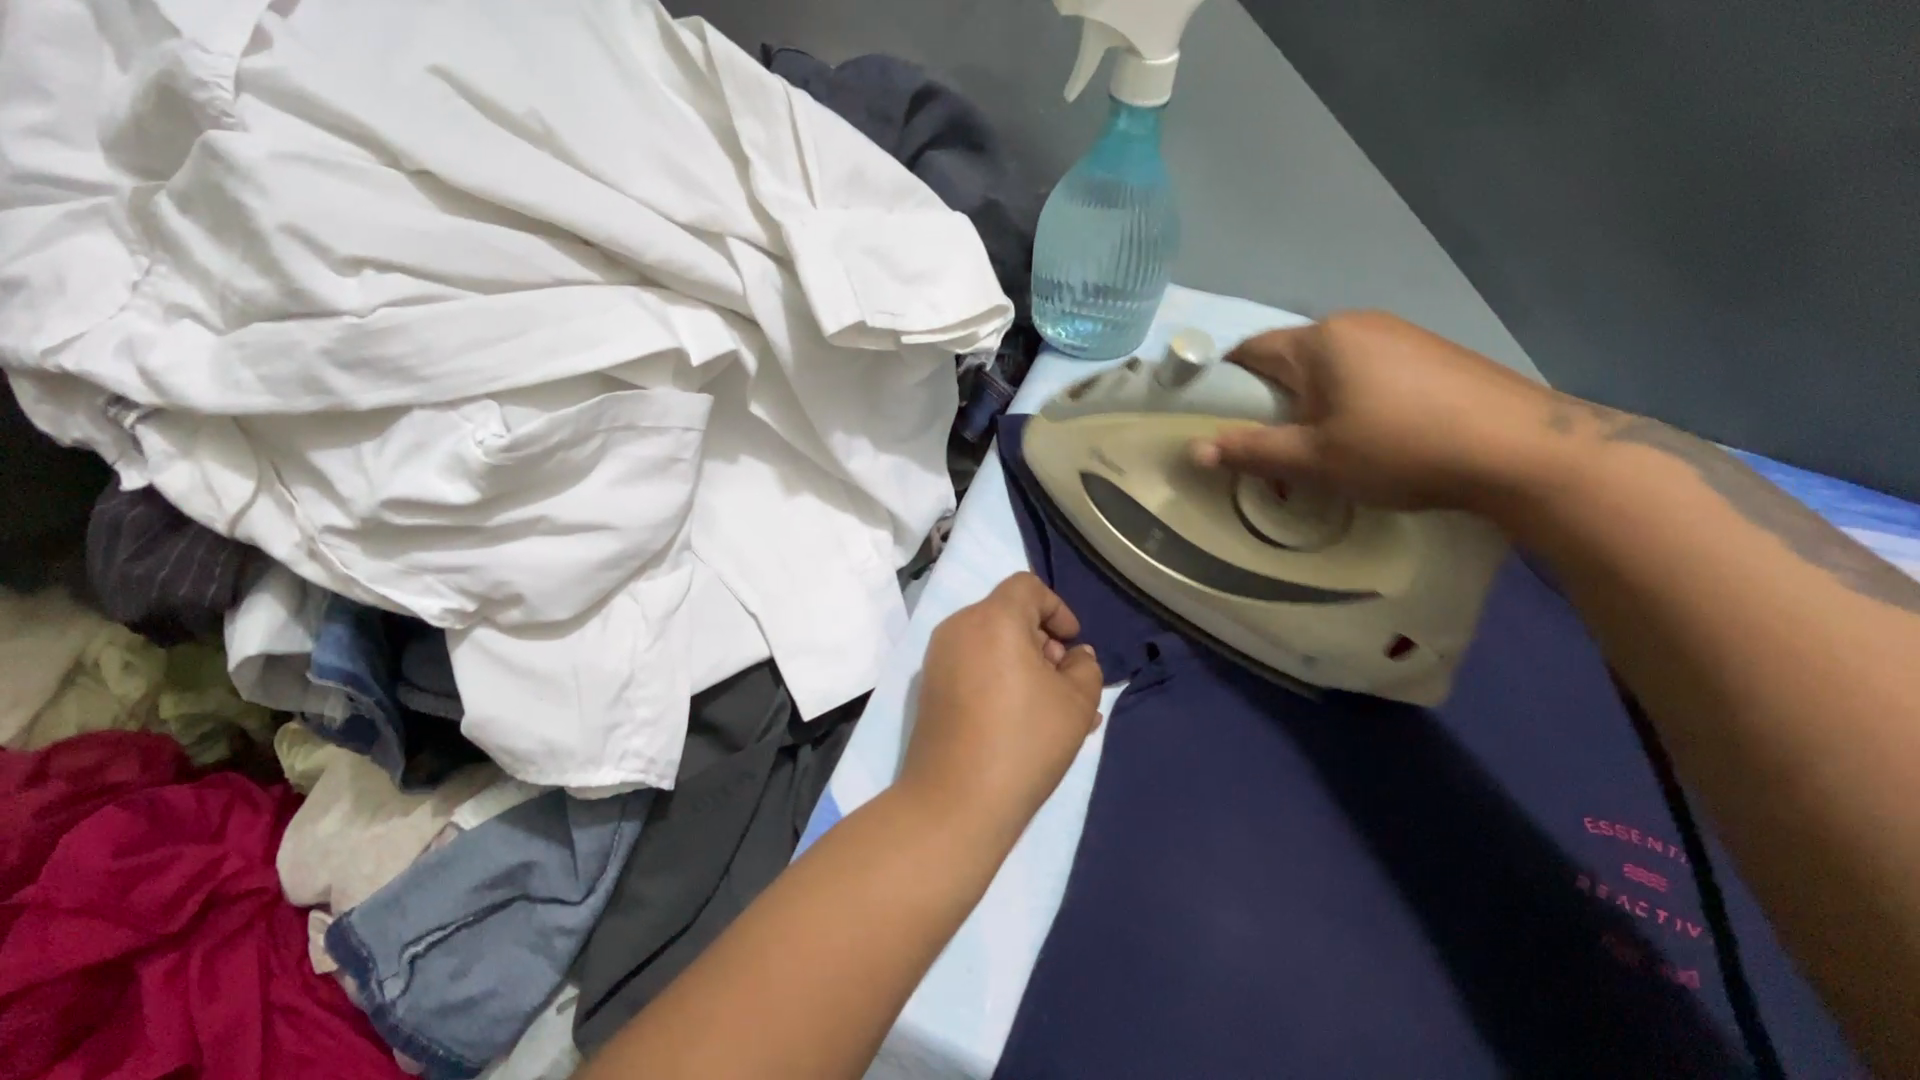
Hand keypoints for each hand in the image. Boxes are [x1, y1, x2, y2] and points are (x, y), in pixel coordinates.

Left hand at [903, 573, 1103, 833]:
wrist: (955, 801)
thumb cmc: (1024, 742)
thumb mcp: (1077, 703)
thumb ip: (1085, 668)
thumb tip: (1073, 657)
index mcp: (993, 619)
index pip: (1027, 587)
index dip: (1057, 608)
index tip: (1073, 643)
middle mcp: (958, 628)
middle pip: (1006, 614)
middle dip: (1041, 640)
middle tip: (1066, 681)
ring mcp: (937, 660)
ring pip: (989, 645)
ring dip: (1022, 664)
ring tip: (1051, 709)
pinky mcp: (928, 690)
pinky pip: (972, 668)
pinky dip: (998, 679)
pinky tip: (1021, 720)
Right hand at [1189, 311, 1560, 513]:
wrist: (1519, 450)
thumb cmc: (1401, 449)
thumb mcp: (1316, 459)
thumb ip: (1252, 451)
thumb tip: (1193, 450)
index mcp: (1320, 340)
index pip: (1249, 351)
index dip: (1225, 387)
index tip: (1223, 427)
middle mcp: (1356, 324)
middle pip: (1290, 360)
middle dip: (1273, 403)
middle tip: (1276, 452)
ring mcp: (1400, 335)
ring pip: (1331, 369)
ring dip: (1314, 405)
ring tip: (1326, 452)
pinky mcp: (1432, 354)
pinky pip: (1369, 373)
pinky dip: (1353, 402)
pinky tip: (1374, 438)